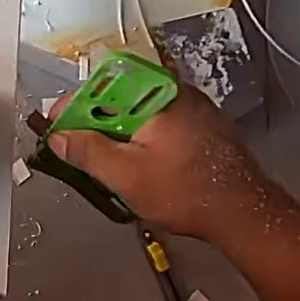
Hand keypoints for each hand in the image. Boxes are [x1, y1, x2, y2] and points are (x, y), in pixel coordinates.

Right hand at [49, 85, 286, 240]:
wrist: (243, 212)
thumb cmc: (186, 192)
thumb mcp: (127, 176)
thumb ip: (89, 152)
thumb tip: (59, 137)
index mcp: (154, 96)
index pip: (100, 89)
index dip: (72, 109)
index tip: (56, 129)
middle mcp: (175, 92)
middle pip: (119, 97)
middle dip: (94, 121)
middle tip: (77, 148)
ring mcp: (193, 107)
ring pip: (140, 111)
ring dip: (118, 130)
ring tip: (104, 160)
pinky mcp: (203, 126)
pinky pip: (161, 121)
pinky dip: (142, 136)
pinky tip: (138, 162)